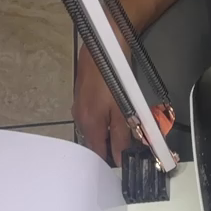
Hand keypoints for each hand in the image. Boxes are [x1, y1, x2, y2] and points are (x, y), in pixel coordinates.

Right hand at [75, 45, 134, 165]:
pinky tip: (116, 118)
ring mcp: (79, 106)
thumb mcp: (123, 112)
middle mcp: (80, 118)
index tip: (126, 165)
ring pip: (96, 129)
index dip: (112, 161)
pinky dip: (105, 121)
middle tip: (130, 149)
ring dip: (109, 134)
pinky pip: (94, 117)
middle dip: (112, 148)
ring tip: (127, 134)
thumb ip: (121, 137)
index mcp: (89, 124)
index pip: (98, 153)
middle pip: (96, 142)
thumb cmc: (114, 79)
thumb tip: (120, 158)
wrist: (105, 46)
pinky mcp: (82, 96)